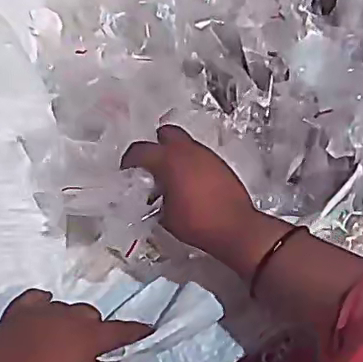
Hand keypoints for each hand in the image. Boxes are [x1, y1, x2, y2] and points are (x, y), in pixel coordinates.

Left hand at [0, 290, 151, 361]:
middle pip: (91, 316)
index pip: (122, 330)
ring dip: (66, 322)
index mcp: (91, 336)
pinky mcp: (14, 312)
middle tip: (87, 352)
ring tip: (59, 342)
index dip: (136, 332)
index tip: (147, 330)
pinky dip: (42, 308)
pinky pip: (36, 301)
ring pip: (64, 309)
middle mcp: (69, 316)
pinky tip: (41, 318)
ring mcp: (40, 311)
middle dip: (93, 331)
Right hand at [120, 125, 262, 255]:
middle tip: (150, 165)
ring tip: (170, 176)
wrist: (235, 228)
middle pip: (166, 133)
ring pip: (185, 144)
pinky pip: (199, 156)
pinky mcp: (221, 164)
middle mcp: (188, 151)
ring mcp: (207, 155)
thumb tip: (152, 197)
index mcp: (169, 160)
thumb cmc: (197, 223)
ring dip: (175, 154)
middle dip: (155, 145)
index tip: (127, 170)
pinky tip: (189, 183)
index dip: (129, 160)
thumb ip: (154, 199)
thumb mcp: (165, 216)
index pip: (140, 150)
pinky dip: (191, 163)